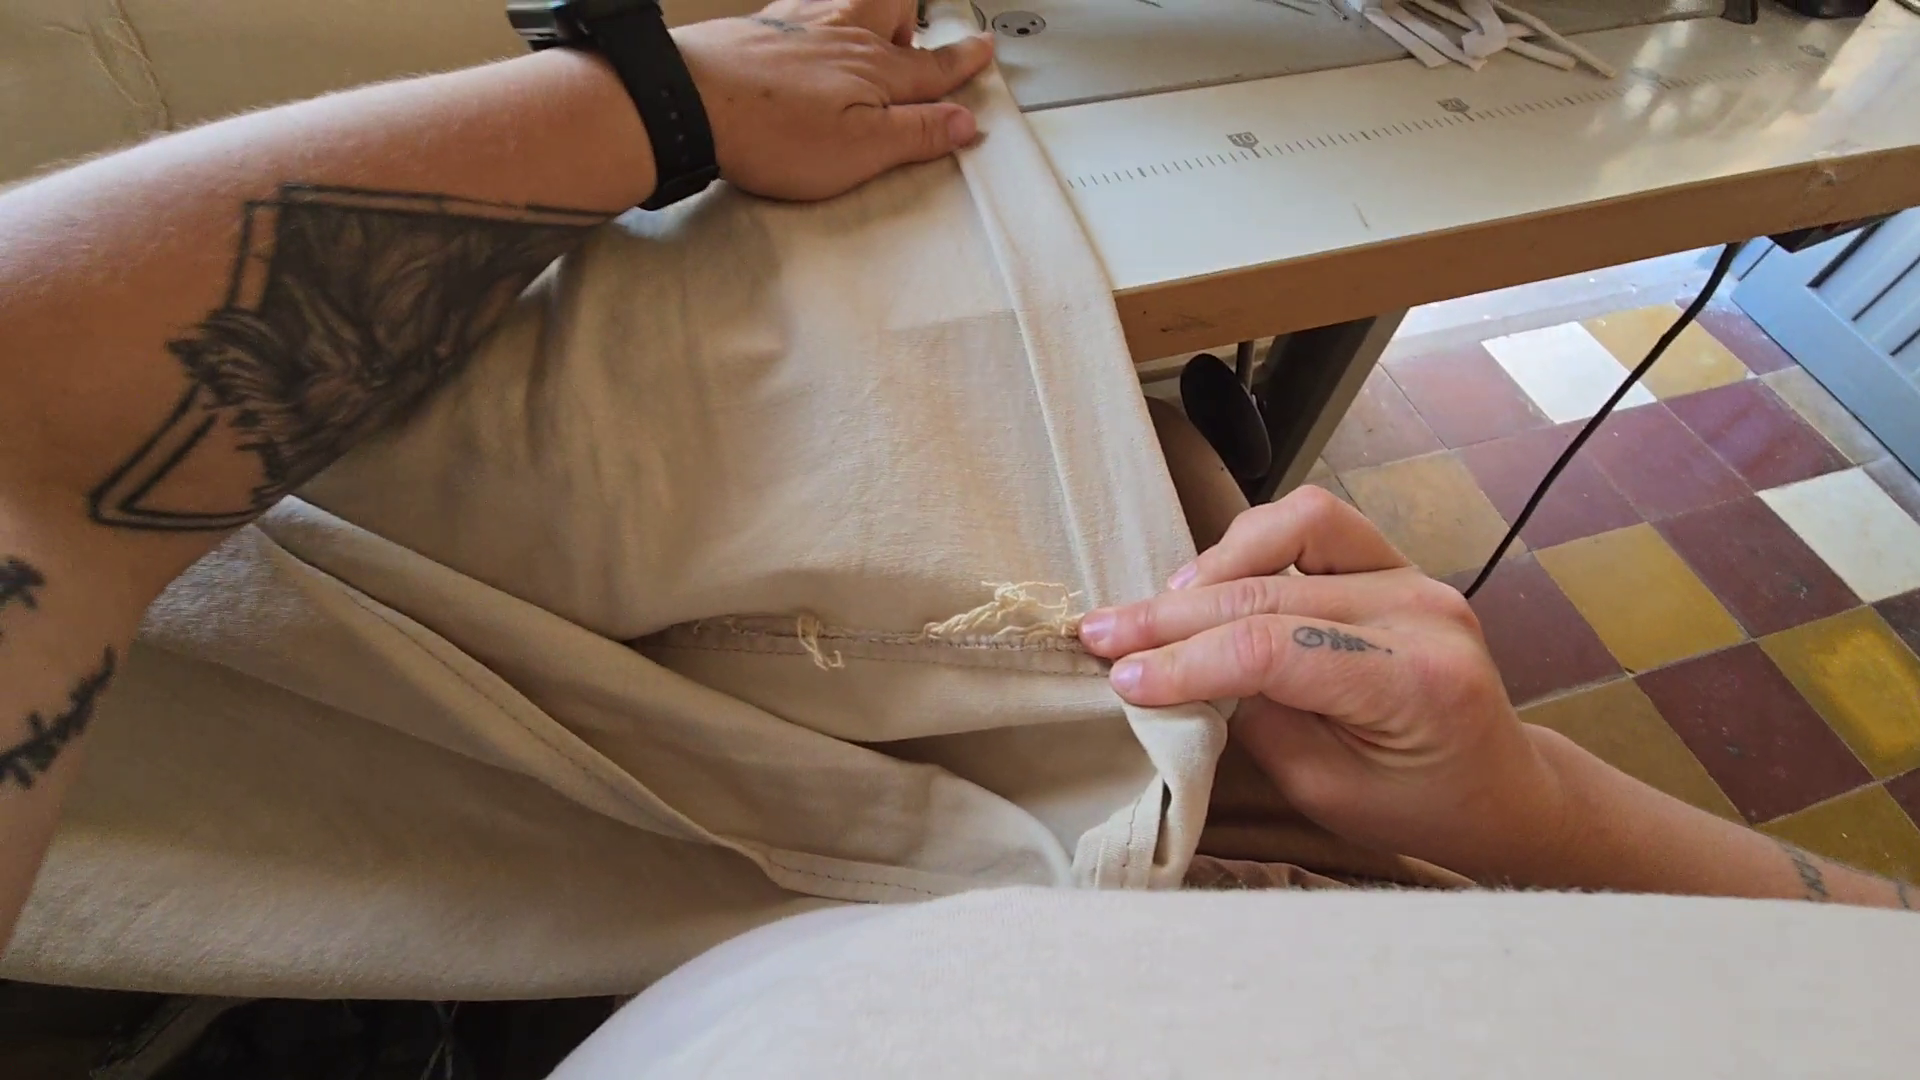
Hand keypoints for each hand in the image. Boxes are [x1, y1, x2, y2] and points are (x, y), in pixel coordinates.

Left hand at [673, 0, 994, 200]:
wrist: (694, 102)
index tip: (982, 50)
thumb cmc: (777, 131)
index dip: (962, 62)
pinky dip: (822, 17)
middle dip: (911, 19)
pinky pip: (807, 7)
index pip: (931, 66)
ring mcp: (801, 22)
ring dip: (869, 12)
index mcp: (875, 69)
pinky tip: (811, 37)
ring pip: (850, 0)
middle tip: (912, 44)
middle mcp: (843, 34)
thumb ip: (916, 134)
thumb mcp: (863, 150)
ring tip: (867, 39)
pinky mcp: (764, 27)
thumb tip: (963, 121)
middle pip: (891, 6)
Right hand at [1076, 487, 1573, 880]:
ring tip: (1159, 610)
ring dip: (1210, 567)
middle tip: (1100, 632)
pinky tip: (1212, 581)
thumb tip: (1174, 669)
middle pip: (1263, 592)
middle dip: (1167, 616)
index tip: (1119, 679)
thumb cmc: (1413, 804)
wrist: (1498, 785)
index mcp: (1414, 681)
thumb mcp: (1321, 788)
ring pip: (1288, 527)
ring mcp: (1410, 572)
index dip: (1182, 662)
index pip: (1269, 650)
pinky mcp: (1392, 558)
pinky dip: (1248, 543)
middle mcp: (1419, 609)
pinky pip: (1310, 519)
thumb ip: (1250, 718)